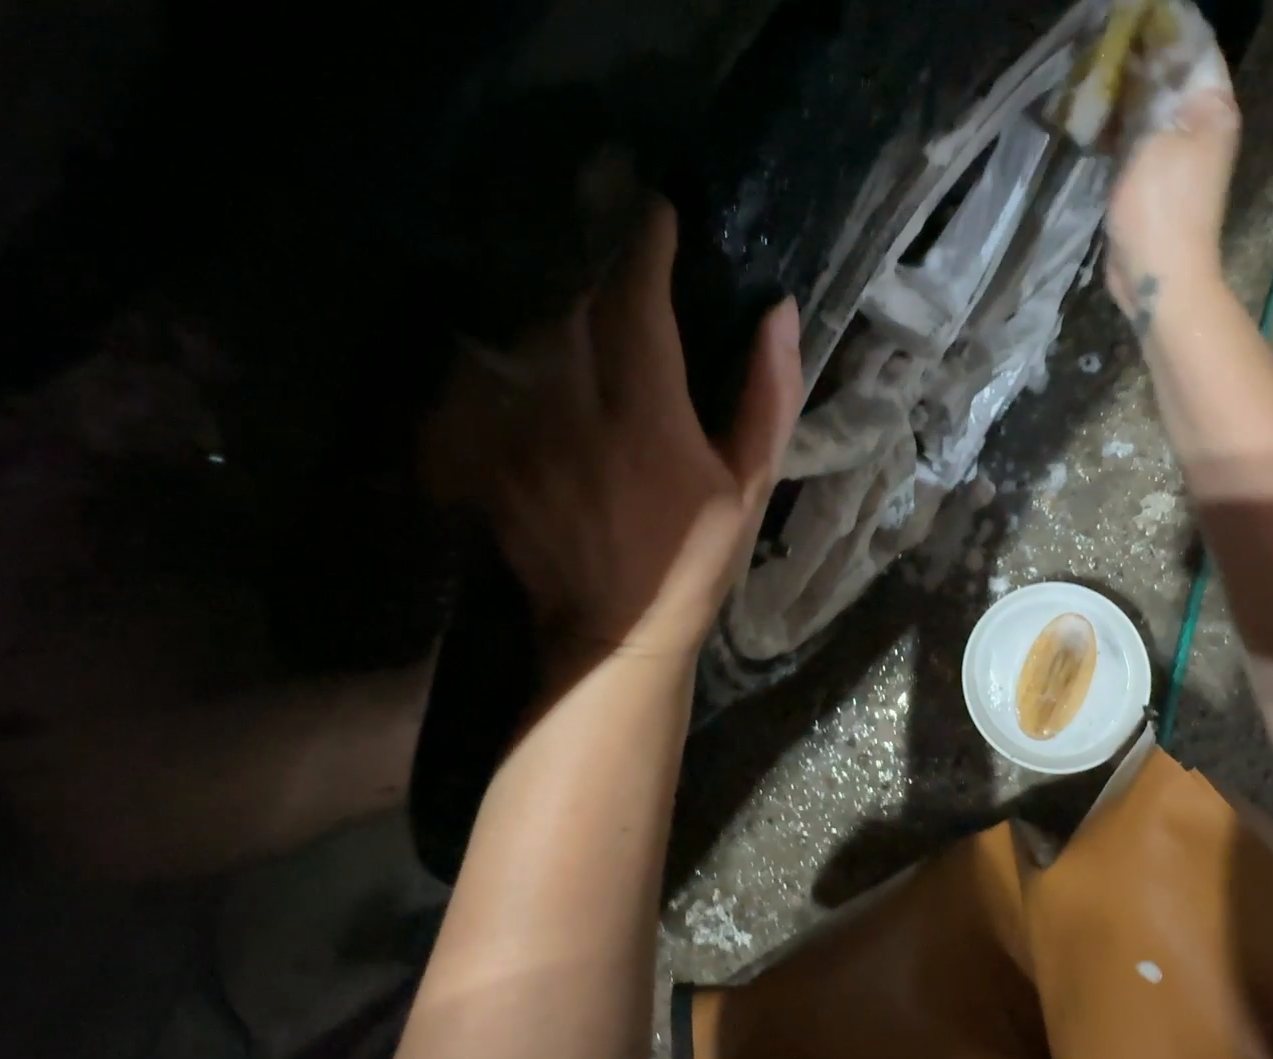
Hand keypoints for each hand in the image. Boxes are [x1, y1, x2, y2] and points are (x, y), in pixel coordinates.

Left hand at [430, 198, 803, 680]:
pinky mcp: (494, 459)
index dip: (645, 248)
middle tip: (616, 237)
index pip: (637, 305)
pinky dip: (522, 350)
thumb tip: (779, 314)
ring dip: (559, 301)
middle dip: (596, 264)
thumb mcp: (749, 484)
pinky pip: (498, 378)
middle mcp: (575, 414)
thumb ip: (767, 394)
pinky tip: (542, 349)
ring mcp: (524, 437)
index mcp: (648, 418)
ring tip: (582, 283)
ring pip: (529, 334)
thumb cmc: (696, 560)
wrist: (614, 632)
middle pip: (572, 305)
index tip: (657, 212)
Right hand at [1104, 80, 1241, 334]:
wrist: (1159, 276)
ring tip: (1097, 113)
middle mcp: (1205, 136)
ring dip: (1126, 122)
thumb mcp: (1150, 139)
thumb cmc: (1159, 206)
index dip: (1156, 60)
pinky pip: (1139, 157)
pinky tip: (1099, 144)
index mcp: (1214, 114)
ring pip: (1150, 127)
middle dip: (1137, 91)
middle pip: (1168, 96)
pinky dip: (1121, 150)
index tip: (1123, 65)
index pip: (1188, 64)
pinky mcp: (1160, 193)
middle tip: (1103, 90)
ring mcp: (1183, 167)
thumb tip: (1141, 83)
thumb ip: (1147, 102)